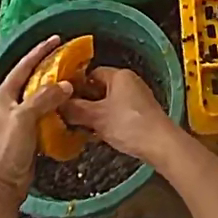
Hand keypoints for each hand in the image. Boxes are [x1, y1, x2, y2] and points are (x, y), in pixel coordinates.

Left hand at [0, 36, 73, 200]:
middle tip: (66, 59)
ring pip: (39, 96)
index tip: (55, 40)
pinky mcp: (27, 132)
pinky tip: (67, 106)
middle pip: (31, 79)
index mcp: (2, 96)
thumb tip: (64, 85)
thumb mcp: (24, 118)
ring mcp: (17, 118)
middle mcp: (8, 104)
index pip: (23, 66)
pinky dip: (56, 107)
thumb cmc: (7, 151)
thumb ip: (43, 98)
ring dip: (54, 88)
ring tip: (70, 80)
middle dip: (48, 68)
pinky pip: (44, 112)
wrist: (4, 185)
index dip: (39, 52)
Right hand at [63, 68, 180, 164]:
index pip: (92, 73)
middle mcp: (129, 82)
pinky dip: (107, 121)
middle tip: (68, 115)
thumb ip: (75, 110)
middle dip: (84, 102)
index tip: (63, 98)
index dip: (76, 85)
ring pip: (108, 102)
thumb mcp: (97, 117)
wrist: (160, 143)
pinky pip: (118, 113)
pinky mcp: (141, 113)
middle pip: (100, 88)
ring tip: (79, 127)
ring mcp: (136, 97)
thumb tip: (58, 105)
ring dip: (95, 114)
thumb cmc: (128, 124)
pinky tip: (97, 135)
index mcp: (119, 75)